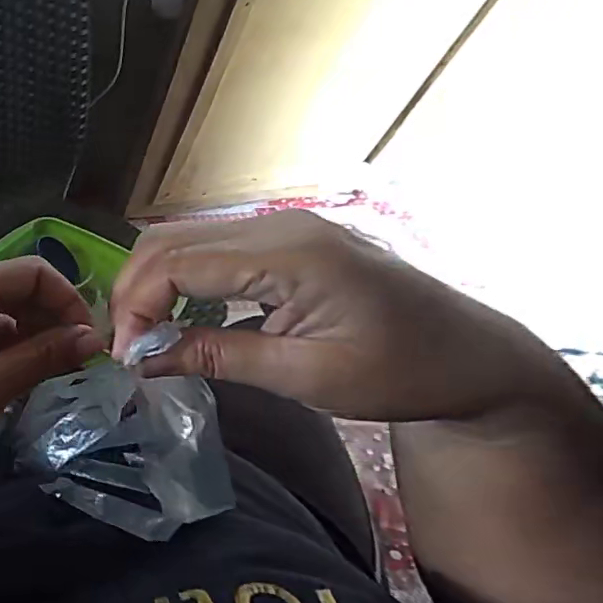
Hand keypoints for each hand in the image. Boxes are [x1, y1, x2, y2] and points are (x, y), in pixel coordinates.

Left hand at [0, 257, 104, 509]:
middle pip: (20, 290)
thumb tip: (96, 338)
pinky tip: (31, 373)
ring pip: (8, 315)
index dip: (68, 300)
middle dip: (54, 319)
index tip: (91, 339)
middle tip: (83, 358)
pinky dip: (15, 349)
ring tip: (62, 369)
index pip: (33, 272)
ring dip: (37, 337)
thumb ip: (49, 353)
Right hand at [109, 210, 573, 423]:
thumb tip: (141, 360)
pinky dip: (174, 281)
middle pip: (166, 243)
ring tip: (146, 335)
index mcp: (289, 254)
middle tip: (128, 347)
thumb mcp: (305, 376)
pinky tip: (176, 316)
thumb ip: (216, 358)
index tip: (127, 357)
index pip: (176, 265)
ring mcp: (278, 227)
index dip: (136, 308)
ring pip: (178, 241)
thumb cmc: (403, 373)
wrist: (475, 359)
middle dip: (132, 294)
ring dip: (148, 286)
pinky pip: (203, 249)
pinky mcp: (279, 240)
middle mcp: (276, 226)